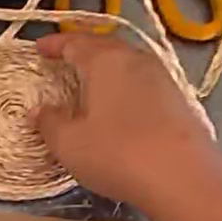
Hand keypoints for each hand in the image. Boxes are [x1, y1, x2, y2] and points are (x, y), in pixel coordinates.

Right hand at [31, 33, 221, 210]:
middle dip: (81, 50)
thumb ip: (49, 123)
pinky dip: (123, 87)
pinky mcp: (178, 101)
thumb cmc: (117, 154)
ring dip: (105, 69)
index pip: (75, 42)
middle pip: (104, 46)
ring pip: (126, 64)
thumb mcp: (69, 143)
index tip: (39, 47)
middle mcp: (136, 60)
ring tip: (89, 82)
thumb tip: (38, 111)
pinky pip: (141, 83)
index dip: (54, 44)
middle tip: (63, 60)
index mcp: (105, 61)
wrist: (183, 177)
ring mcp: (162, 79)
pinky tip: (117, 105)